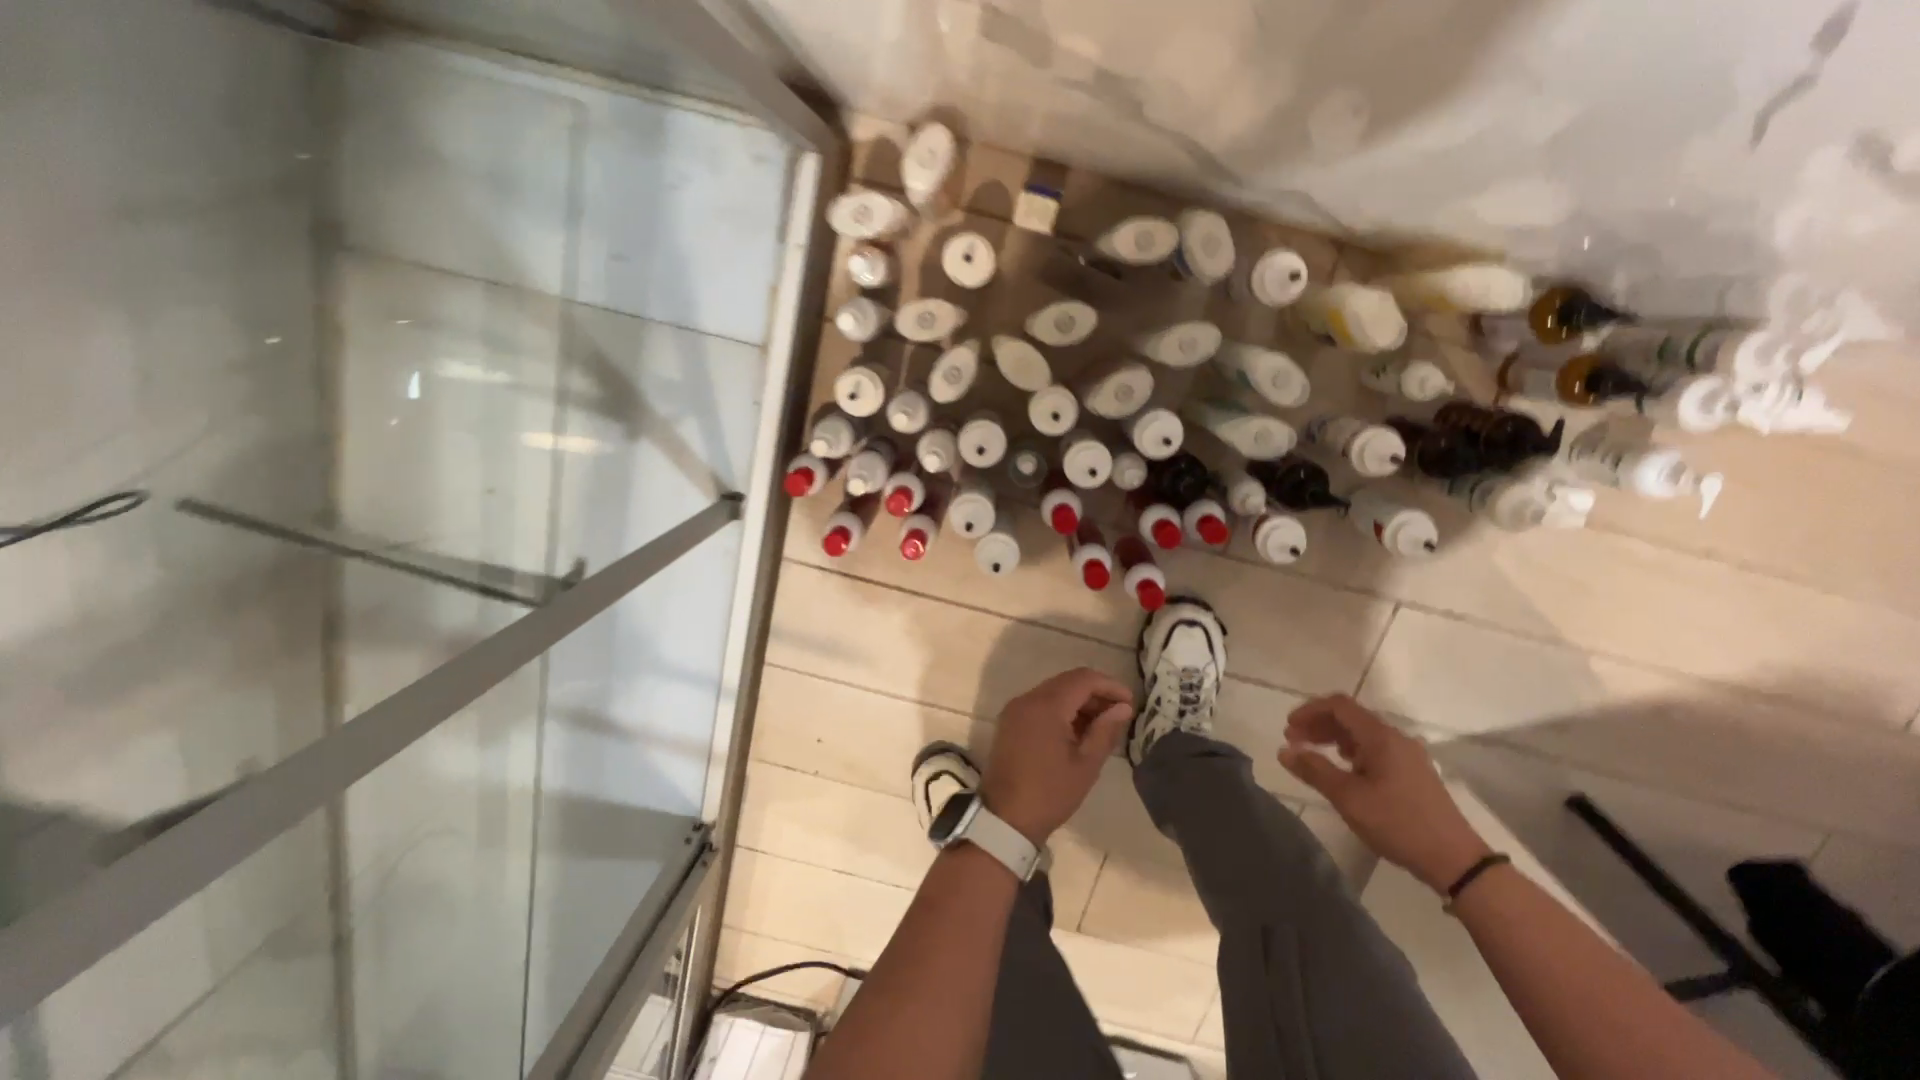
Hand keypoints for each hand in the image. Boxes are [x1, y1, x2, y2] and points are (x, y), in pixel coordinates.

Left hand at [980, 668, 1133, 844]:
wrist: (1005, 819)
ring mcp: (1015, 710)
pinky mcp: (1009, 723)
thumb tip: (1123, 708)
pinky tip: (1078, 732)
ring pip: (1053, 692)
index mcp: (1046, 706)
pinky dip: (1061, 711)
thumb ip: (1106, 730)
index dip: (1110, 686)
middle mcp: (1027, 699)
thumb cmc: (1050, 793)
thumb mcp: (1086, 764)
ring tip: (1102, 726)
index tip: (1130, 703)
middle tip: (1119, 714)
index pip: (1083, 679)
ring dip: (1079, 702)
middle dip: (1095, 693)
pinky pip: (1040, 705)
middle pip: (1067, 682)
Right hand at [1278, 695, 1492, 893]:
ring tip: (1312, 756)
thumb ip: (1314, 770)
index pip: (1339, 706)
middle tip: (1293, 742)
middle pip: (1351, 718)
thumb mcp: (1348, 798)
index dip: (1310, 711)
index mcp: (1381, 737)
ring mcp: (1408, 755)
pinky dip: (1352, 752)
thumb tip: (1285, 750)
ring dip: (1334, 739)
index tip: (1287, 729)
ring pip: (1363, 735)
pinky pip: (1376, 750)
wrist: (1453, 857)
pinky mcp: (1413, 773)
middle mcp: (1396, 739)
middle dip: (1318, 725)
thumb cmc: (1397, 823)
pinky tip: (1342, 770)